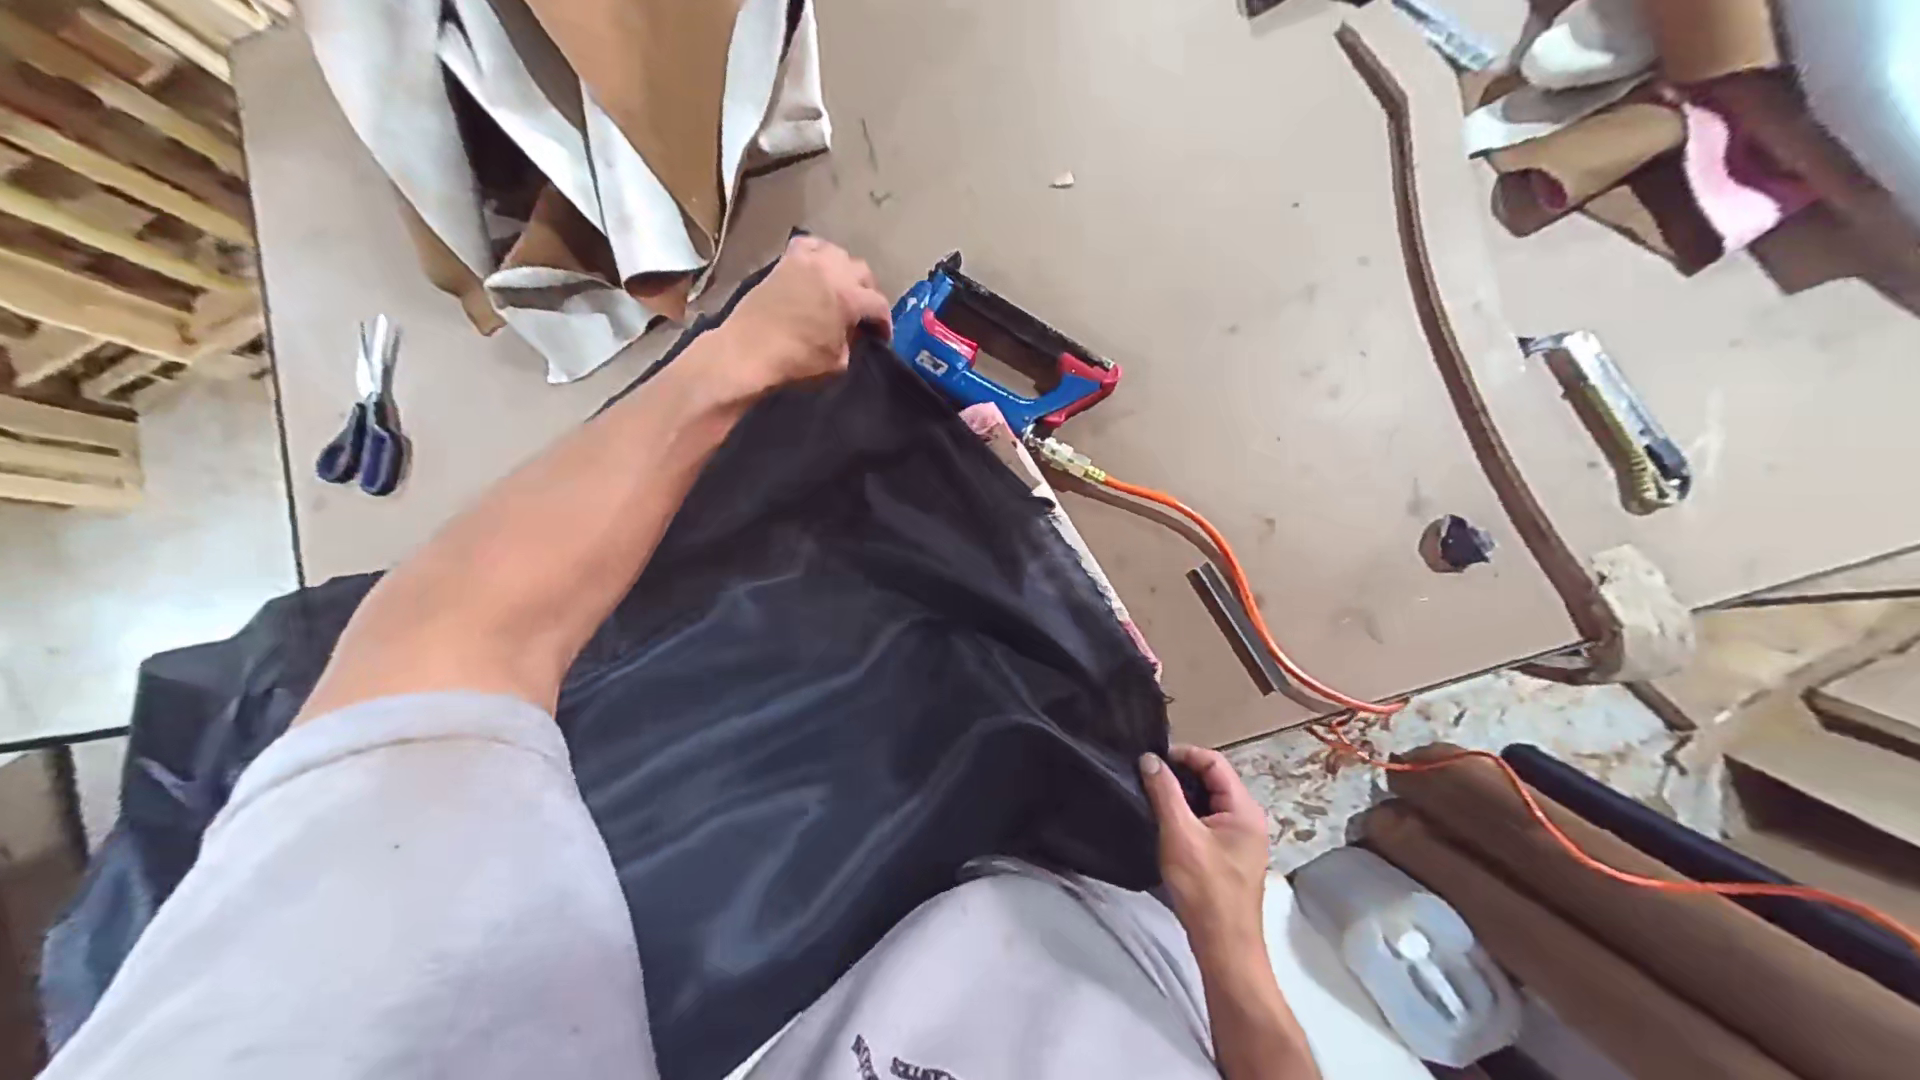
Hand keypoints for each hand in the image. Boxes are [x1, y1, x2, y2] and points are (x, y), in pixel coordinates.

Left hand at [710, 236, 892, 396]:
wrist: (748, 351)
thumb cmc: (797, 361)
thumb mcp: (838, 360)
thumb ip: (852, 340)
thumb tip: (853, 331)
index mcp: (849, 297)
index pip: (879, 304)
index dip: (884, 323)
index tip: (881, 338)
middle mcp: (832, 270)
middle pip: (863, 274)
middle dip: (868, 294)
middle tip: (863, 314)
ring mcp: (807, 261)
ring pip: (839, 255)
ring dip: (845, 271)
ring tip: (842, 289)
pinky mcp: (785, 261)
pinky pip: (810, 246)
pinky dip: (819, 255)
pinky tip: (818, 269)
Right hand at [1140, 745, 1271, 945]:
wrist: (1224, 946)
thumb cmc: (1204, 888)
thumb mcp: (1179, 834)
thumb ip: (1164, 792)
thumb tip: (1149, 759)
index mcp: (1244, 809)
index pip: (1214, 763)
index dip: (1183, 755)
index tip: (1152, 761)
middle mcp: (1248, 818)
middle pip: (1212, 779)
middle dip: (1180, 773)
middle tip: (1147, 776)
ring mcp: (1241, 838)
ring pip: (1208, 800)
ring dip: (1181, 794)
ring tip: (1151, 795)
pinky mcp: (1229, 854)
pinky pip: (1207, 819)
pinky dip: (1186, 814)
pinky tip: (1164, 821)